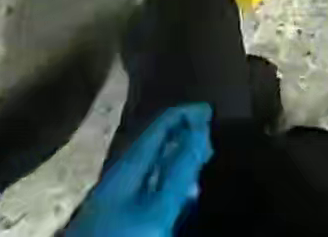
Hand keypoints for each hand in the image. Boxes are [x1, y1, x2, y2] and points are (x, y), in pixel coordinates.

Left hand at [66, 103, 211, 236]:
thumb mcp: (157, 208)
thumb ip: (179, 170)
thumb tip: (200, 130)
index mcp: (130, 161)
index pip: (162, 122)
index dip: (187, 113)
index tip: (212, 112)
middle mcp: (122, 170)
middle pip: (157, 142)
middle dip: (184, 135)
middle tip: (210, 137)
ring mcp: (117, 194)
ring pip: (153, 166)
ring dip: (177, 160)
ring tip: (201, 161)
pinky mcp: (115, 215)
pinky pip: (148, 187)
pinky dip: (169, 183)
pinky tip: (179, 198)